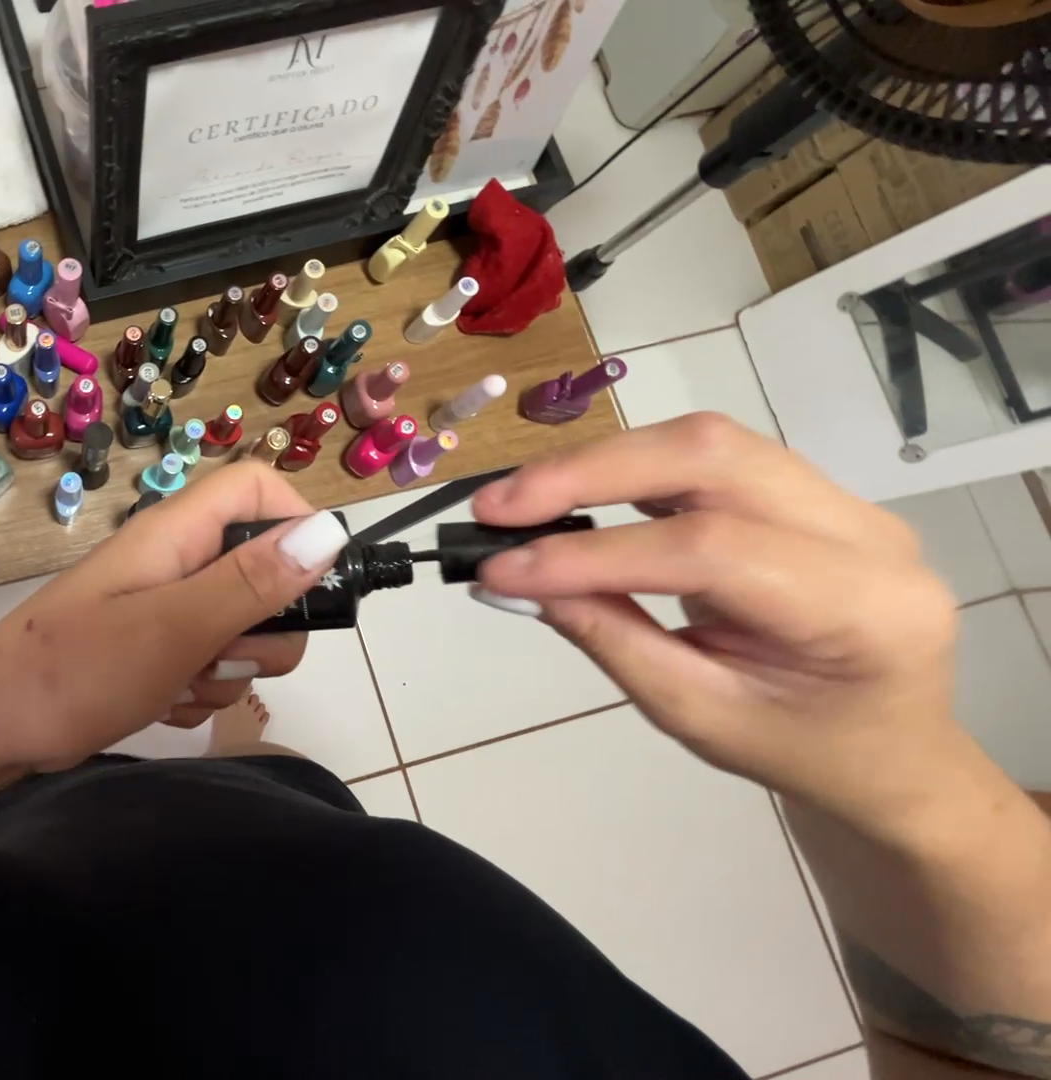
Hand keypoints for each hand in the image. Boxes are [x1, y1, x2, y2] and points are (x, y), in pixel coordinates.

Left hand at [0, 463, 350, 782]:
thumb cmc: (70, 671)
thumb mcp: (171, 629)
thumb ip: (250, 584)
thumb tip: (330, 530)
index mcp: (174, 535)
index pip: (257, 489)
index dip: (296, 524)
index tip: (312, 587)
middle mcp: (174, 563)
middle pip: (263, 572)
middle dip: (263, 629)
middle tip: (225, 657)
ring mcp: (162, 610)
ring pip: (240, 632)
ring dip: (225, 672)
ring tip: (175, 686)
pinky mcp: (152, 652)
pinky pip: (207, 667)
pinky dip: (195, 692)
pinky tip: (157, 704)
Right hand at [470, 413, 969, 835]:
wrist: (886, 745)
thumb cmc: (797, 746)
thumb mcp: (693, 712)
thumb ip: (607, 637)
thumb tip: (514, 582)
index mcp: (863, 608)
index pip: (709, 550)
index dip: (590, 554)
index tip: (498, 571)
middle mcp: (863, 533)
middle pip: (709, 458)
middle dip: (585, 473)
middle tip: (493, 507)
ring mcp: (836, 501)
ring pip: (701, 441)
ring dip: (594, 462)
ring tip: (517, 498)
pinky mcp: (797, 491)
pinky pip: (700, 455)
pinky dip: (620, 466)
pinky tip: (569, 491)